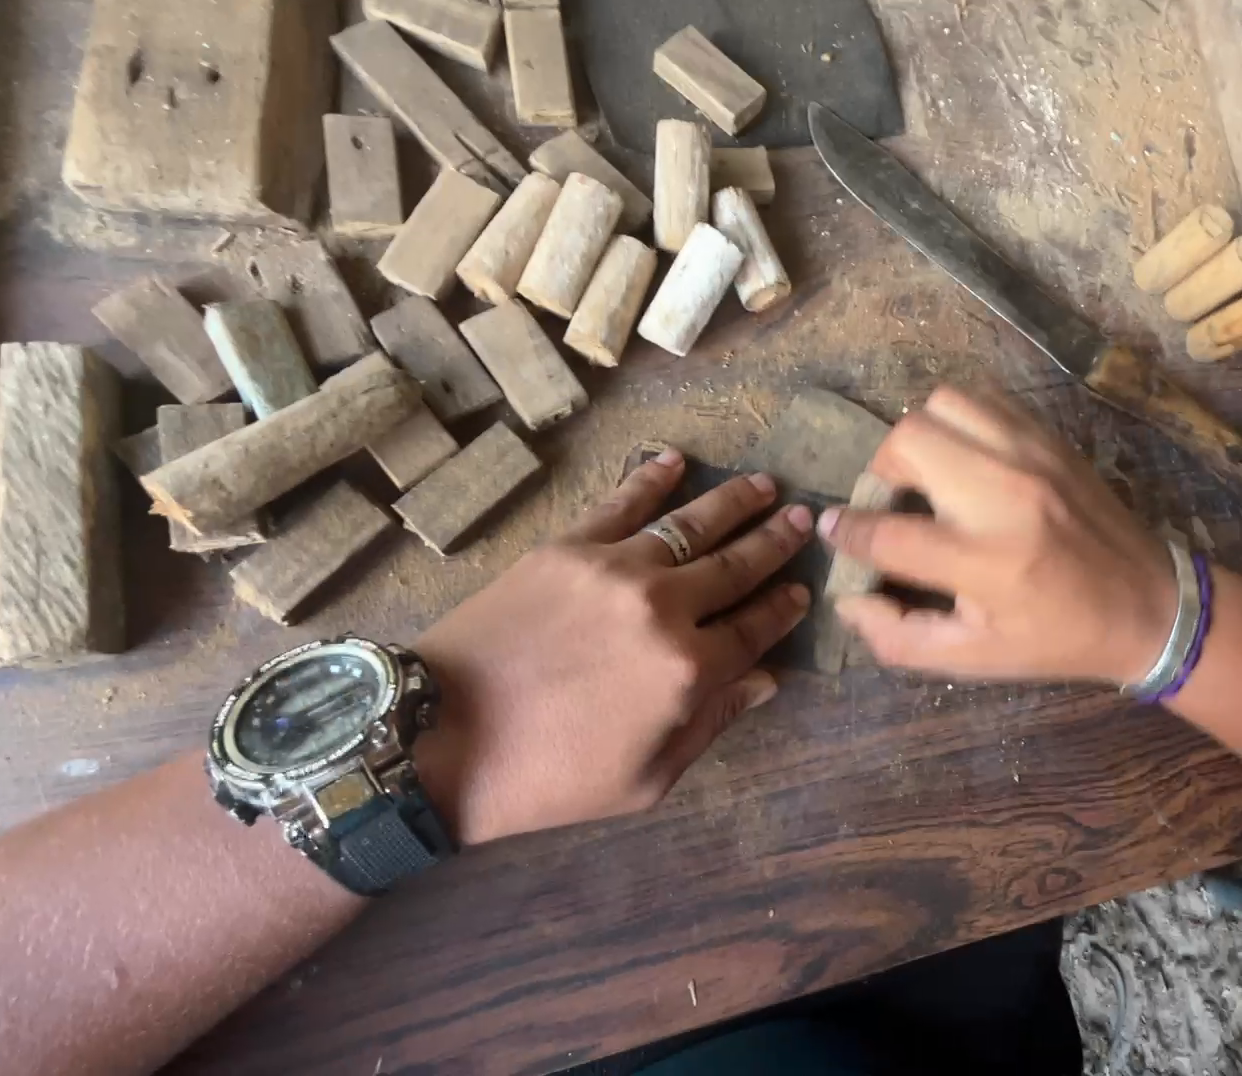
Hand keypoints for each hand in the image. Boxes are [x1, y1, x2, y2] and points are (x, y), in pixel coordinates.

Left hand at [412, 449, 814, 844]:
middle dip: (777, 542)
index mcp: (689, 671)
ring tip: (765, 484)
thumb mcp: (646, 779)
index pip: (756, 628)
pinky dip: (652, 479)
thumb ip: (713, 723)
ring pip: (692, 524)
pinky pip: (621, 503)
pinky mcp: (568, 546)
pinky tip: (675, 461)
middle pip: (737, 565)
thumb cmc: (548, 776)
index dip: (785, 608)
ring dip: (735, 501)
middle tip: (805, 519)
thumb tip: (767, 681)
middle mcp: (665, 607)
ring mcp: (615, 567)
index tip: (803, 591)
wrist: (436, 740)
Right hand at [819, 387, 1175, 683]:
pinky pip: (983, 400)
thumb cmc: (1054, 638)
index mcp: (985, 562)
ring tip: (928, 475)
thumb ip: (898, 637)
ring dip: (919, 437)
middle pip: (908, 441)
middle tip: (892, 501)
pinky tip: (964, 457)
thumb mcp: (973, 660)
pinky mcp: (1051, 438)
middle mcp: (1005, 496)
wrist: (1149, 606)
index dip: (847, 532)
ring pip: (943, 404)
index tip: (833, 529)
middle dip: (881, 470)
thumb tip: (848, 599)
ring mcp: (1033, 456)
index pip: (888, 533)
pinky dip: (958, 421)